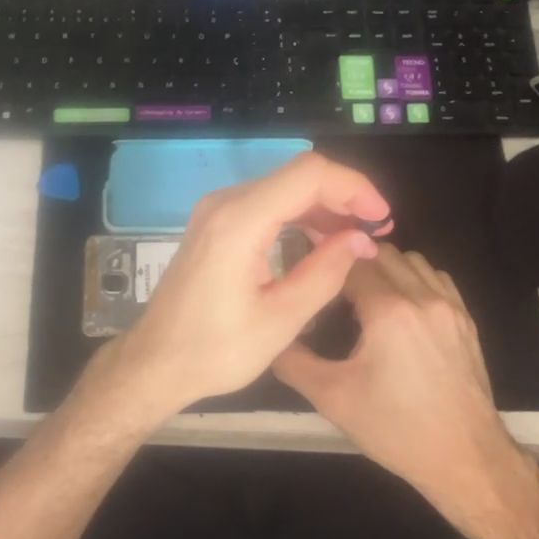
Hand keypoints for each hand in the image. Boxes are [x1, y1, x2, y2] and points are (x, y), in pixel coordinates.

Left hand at [96, 152, 391, 422]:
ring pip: (282, 189)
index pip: (309, 174)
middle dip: (343, 196)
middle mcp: (225, 204)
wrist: (156, 364)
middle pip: (296, 177)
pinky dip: (297, 216)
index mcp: (240, 222)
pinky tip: (321, 242)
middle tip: (376, 231)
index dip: (354, 186)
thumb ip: (326, 272)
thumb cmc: (216, 350)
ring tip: (356, 238)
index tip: (382, 217)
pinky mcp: (213, 227)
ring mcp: (215, 213)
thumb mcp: (281, 319)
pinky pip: (264, 206)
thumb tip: (361, 239)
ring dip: (322, 207)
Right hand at [273, 246, 533, 512]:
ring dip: (385, 268)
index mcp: (389, 312)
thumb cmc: (395, 429)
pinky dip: (414, 280)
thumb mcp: (331, 398)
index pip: (351, 264)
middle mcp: (423, 299)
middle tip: (328, 288)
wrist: (464, 458)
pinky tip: (398, 307)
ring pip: (413, 262)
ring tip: (362, 296)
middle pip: (382, 255)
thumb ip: (293, 361)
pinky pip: (437, 280)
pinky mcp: (466, 323)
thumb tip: (271, 335)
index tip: (306, 274)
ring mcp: (450, 309)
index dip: (325, 264)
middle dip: (352, 264)